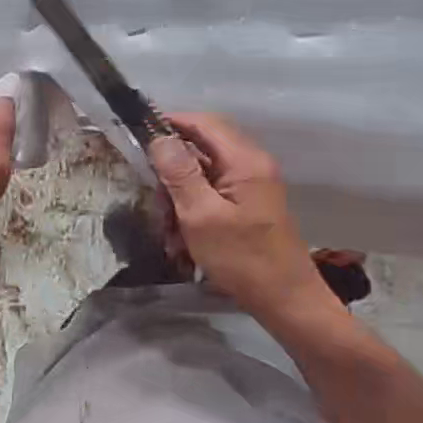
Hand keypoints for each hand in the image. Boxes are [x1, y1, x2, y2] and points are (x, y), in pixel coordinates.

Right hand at [150, 114, 332, 321]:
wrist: (285, 300)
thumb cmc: (242, 258)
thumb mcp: (201, 215)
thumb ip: (180, 173)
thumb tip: (160, 137)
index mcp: (245, 161)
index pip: (204, 122)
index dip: (170, 122)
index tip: (137, 133)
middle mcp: (252, 164)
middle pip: (203, 144)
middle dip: (172, 164)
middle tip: (151, 190)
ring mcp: (252, 184)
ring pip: (203, 170)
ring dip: (179, 190)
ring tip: (166, 221)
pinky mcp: (248, 203)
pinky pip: (211, 191)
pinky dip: (191, 205)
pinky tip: (180, 233)